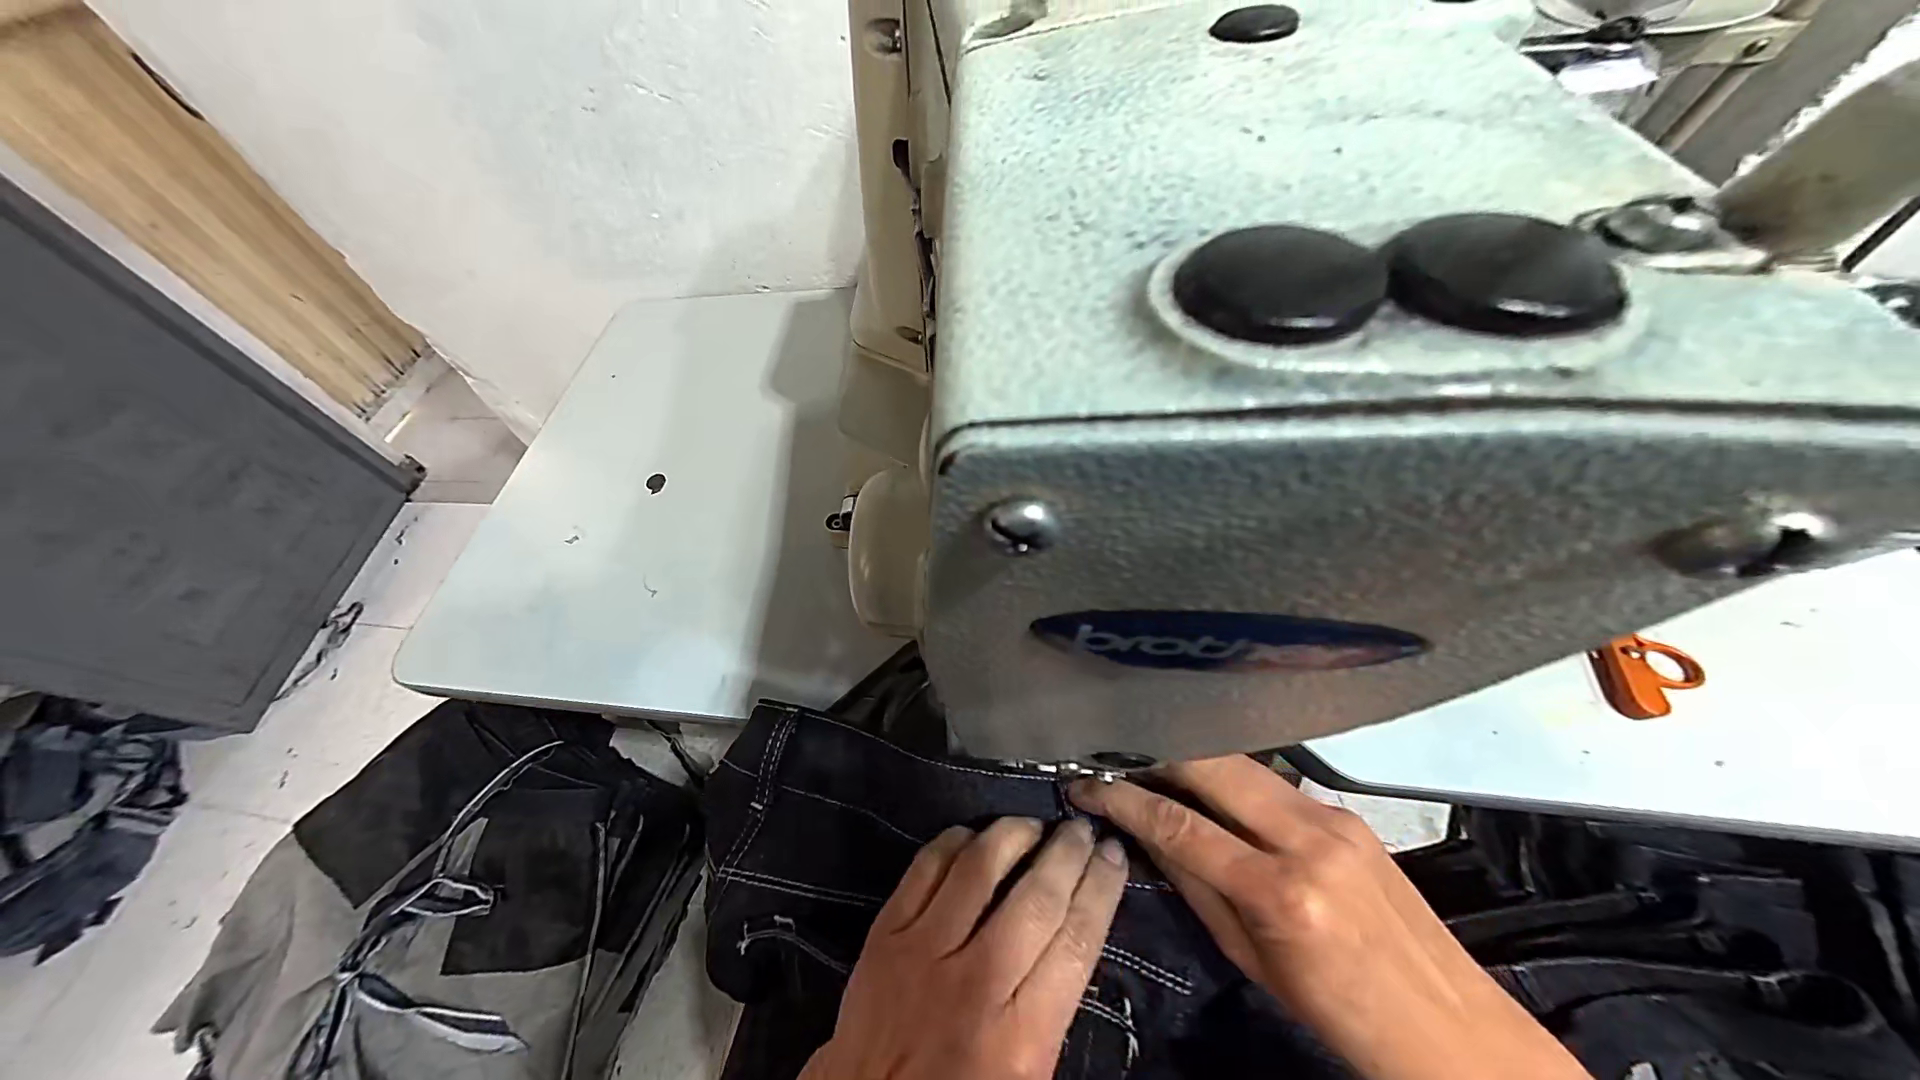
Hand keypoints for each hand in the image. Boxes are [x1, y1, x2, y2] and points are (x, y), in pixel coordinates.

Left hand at [803, 817, 1129, 1079]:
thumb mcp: (1029, 1071)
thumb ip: (1055, 1001)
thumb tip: (1077, 929)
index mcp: (1022, 1033)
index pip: (1076, 938)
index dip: (1101, 887)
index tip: (1114, 855)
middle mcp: (977, 980)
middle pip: (1036, 896)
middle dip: (1068, 853)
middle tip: (1082, 829)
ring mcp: (925, 949)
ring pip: (980, 867)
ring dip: (1014, 834)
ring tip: (1034, 824)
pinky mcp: (886, 932)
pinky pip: (926, 867)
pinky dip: (954, 841)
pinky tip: (974, 835)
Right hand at [1070, 758, 1591, 1079]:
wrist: (1453, 1028)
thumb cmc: (1339, 1012)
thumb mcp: (1249, 959)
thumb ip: (1195, 885)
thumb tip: (1144, 831)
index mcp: (1280, 893)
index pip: (1179, 824)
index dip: (1122, 798)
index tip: (1086, 786)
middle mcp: (1308, 839)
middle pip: (1211, 767)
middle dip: (1154, 754)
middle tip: (1115, 759)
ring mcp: (1334, 817)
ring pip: (1240, 763)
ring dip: (1190, 759)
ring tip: (1151, 766)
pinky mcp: (1347, 811)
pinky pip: (1272, 782)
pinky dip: (1230, 778)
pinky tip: (1210, 787)